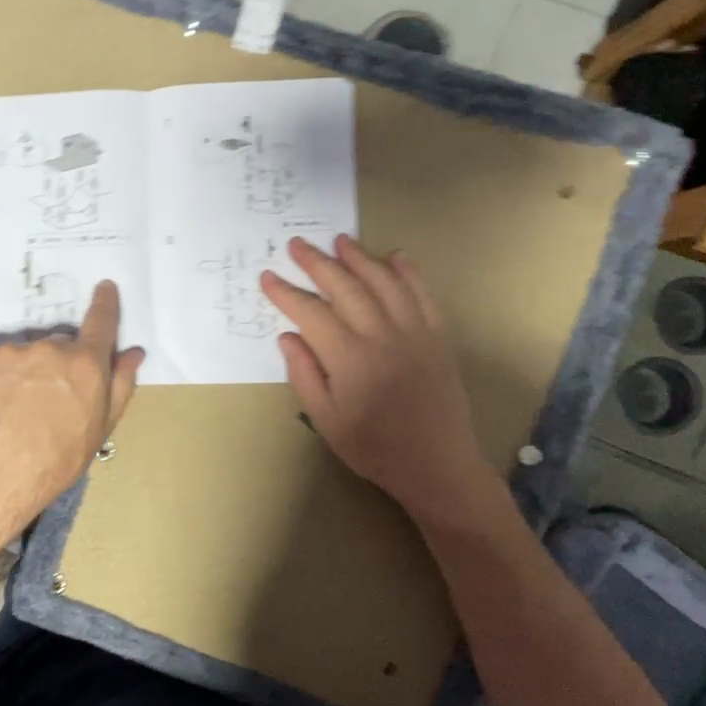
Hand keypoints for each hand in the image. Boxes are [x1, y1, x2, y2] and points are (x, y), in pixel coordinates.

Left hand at [0, 281, 146, 532]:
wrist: (0, 475)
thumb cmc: (59, 459)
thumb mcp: (101, 427)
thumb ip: (120, 384)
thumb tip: (133, 352)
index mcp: (86, 364)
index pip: (101, 321)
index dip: (104, 303)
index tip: (104, 288)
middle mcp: (51, 348)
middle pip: (59, 342)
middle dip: (59, 360)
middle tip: (50, 396)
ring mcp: (13, 351)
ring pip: (25, 350)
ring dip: (26, 368)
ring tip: (19, 404)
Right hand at [260, 235, 490, 515]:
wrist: (437, 465)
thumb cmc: (373, 448)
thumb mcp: (326, 420)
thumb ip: (304, 375)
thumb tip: (288, 336)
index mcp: (350, 359)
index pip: (311, 314)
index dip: (287, 293)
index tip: (268, 276)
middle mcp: (382, 337)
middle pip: (346, 288)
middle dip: (318, 263)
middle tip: (297, 244)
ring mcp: (415, 334)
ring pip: (385, 283)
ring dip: (360, 258)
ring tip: (340, 240)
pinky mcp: (438, 338)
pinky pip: (423, 296)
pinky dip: (408, 273)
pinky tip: (395, 257)